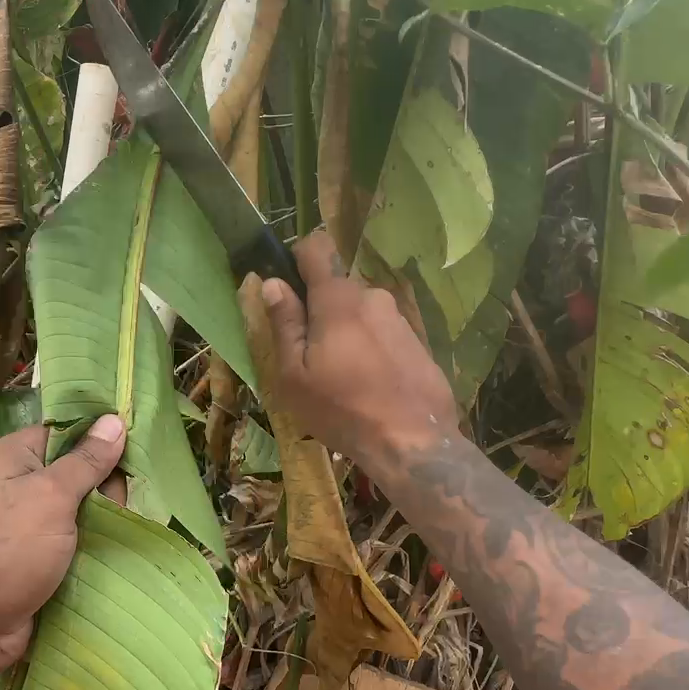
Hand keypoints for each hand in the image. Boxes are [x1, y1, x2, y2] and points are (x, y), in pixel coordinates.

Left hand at [0, 415, 126, 676]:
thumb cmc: (9, 549)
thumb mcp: (52, 496)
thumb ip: (86, 461)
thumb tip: (115, 419)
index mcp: (20, 455)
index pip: (71, 430)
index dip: (103, 438)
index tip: (135, 449)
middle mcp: (26, 482)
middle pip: (84, 471)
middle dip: (108, 487)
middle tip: (118, 507)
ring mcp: (35, 522)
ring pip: (87, 510)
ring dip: (108, 520)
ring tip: (125, 530)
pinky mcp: (43, 556)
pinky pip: (80, 541)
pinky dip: (98, 546)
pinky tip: (120, 550)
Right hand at [243, 230, 459, 474]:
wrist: (412, 441)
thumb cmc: (340, 409)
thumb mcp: (294, 375)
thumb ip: (284, 324)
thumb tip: (272, 284)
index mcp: (336, 301)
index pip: (317, 248)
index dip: (296, 258)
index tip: (286, 287)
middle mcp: (371, 297)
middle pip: (336, 288)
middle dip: (318, 311)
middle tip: (307, 356)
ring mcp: (398, 318)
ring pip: (359, 312)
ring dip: (344, 332)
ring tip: (339, 377)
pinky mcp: (416, 340)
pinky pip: (381, 332)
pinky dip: (368, 348)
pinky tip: (367, 384)